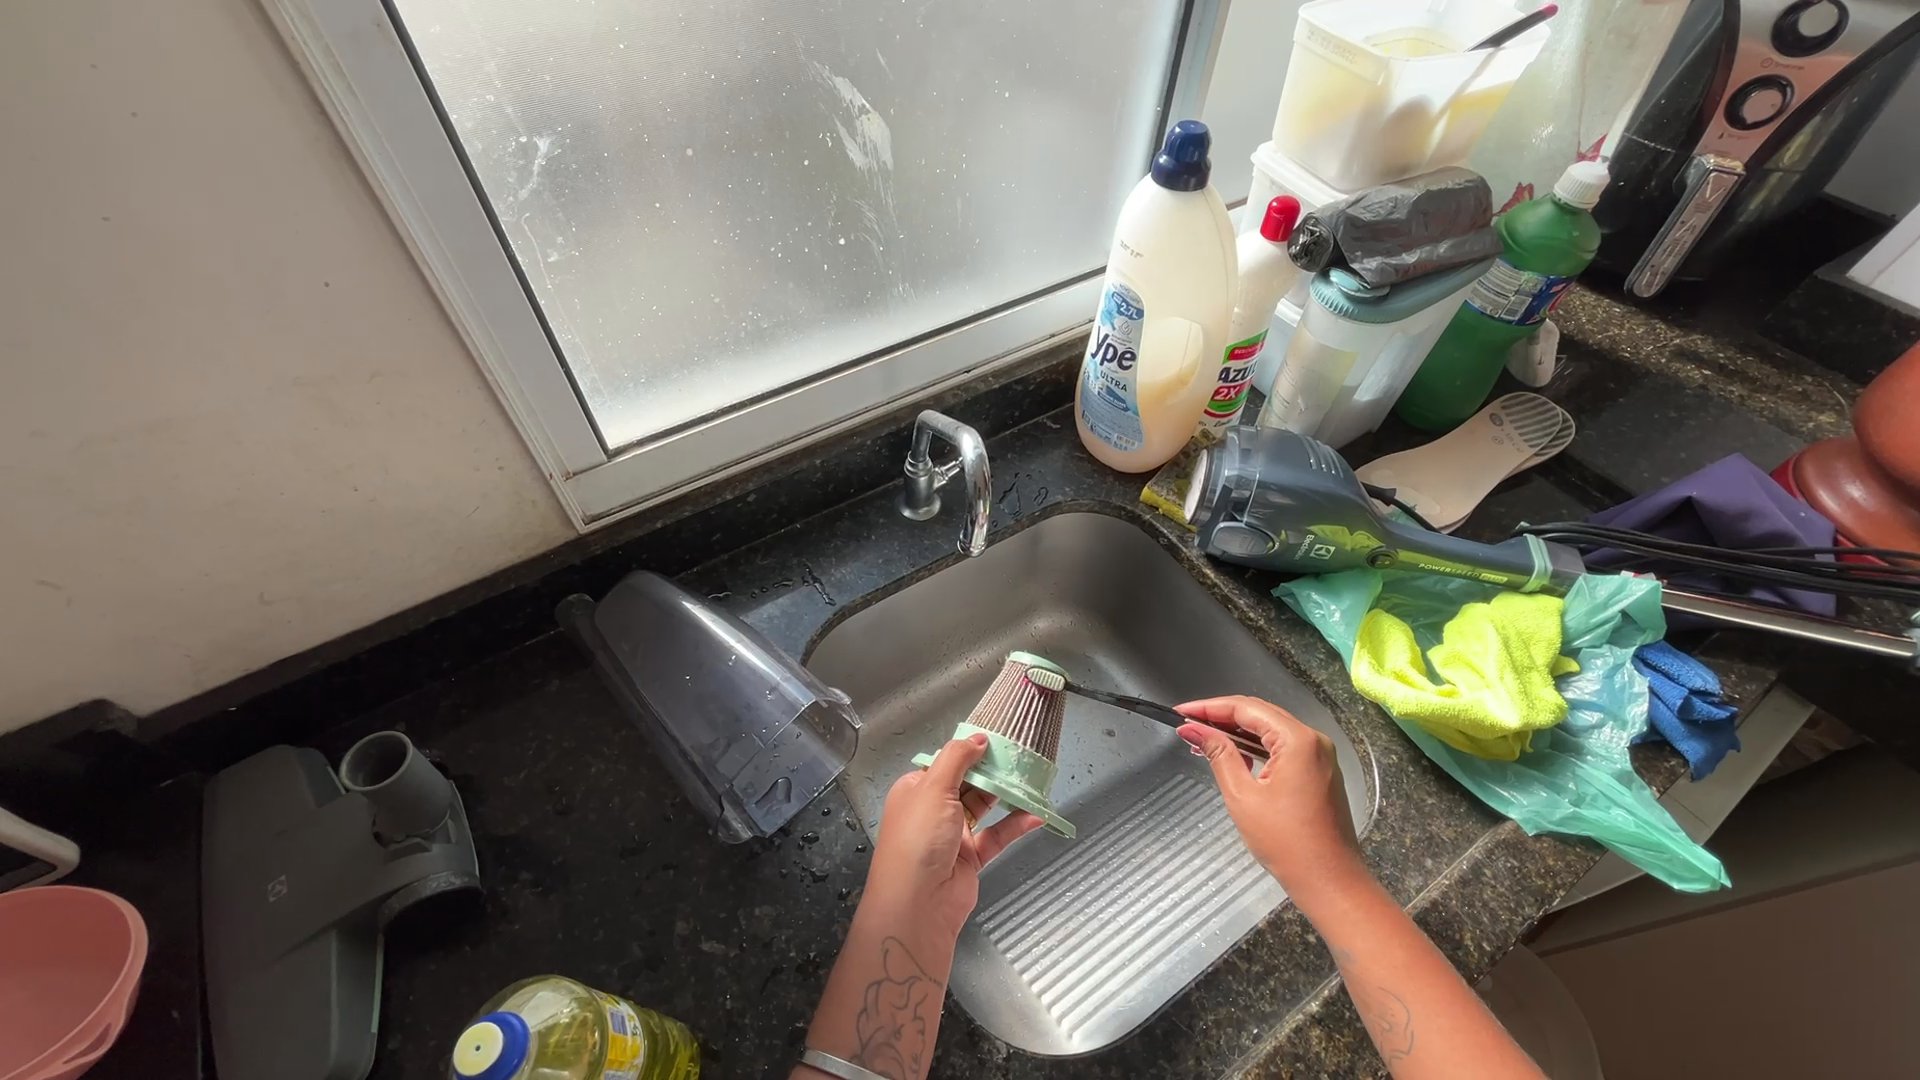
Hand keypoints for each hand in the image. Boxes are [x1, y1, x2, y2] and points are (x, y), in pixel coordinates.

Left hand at [864, 734, 1044, 941]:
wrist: (918, 904)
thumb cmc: (918, 839)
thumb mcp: (934, 787)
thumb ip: (957, 758)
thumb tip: (977, 738)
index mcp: (915, 790)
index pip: (944, 763)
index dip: (968, 751)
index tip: (995, 739)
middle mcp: (932, 811)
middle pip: (966, 783)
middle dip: (990, 771)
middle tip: (1019, 757)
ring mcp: (952, 835)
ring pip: (983, 808)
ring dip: (1005, 795)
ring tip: (1030, 780)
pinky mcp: (971, 858)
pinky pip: (996, 836)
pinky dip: (1015, 825)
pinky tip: (1034, 815)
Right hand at [1177, 696, 1363, 907]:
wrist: (1331, 883)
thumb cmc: (1286, 843)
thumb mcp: (1242, 795)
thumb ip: (1219, 754)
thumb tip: (1194, 729)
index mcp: (1297, 740)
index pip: (1245, 708)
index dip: (1208, 707)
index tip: (1180, 712)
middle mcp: (1313, 740)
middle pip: (1259, 713)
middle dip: (1220, 716)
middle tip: (1187, 723)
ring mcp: (1319, 755)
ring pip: (1270, 729)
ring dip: (1235, 731)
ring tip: (1201, 738)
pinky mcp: (1319, 770)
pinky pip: (1281, 746)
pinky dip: (1254, 746)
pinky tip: (1230, 753)